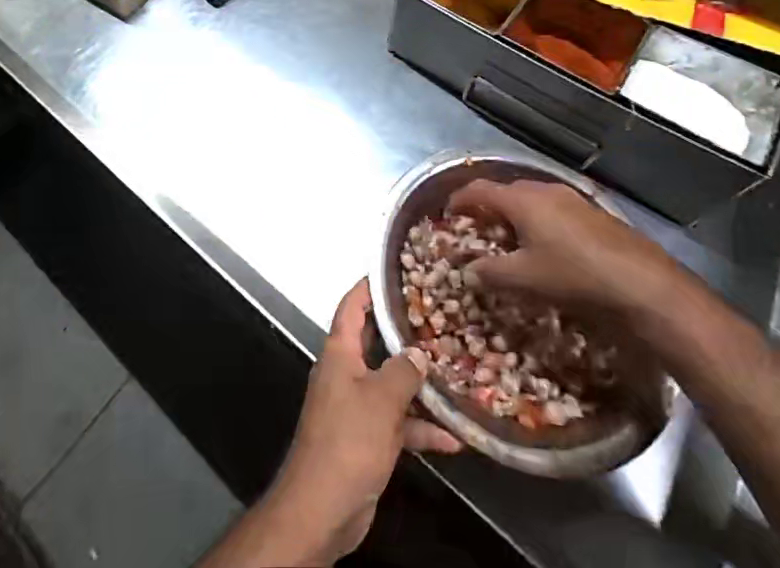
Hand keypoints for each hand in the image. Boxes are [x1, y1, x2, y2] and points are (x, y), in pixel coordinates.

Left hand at [201, 279, 460, 567]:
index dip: (368, 287)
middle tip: (438, 316)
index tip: (392, 272)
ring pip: (392, 385)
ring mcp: (356, 407)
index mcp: (339, 354)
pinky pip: (398, 424)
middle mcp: (345, 374)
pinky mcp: (367, 438)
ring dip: (420, 385)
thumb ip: (403, 371)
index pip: (350, 307)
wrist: (323, 507)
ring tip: (456, 371)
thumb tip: (419, 352)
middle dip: (403, 332)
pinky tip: (455, 438)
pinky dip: (422, 428)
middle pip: (375, 343)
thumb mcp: (380, 400)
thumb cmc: (348, 441)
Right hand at [449, 178, 685, 316]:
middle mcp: (545, 191)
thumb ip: (491, 271)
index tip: (448, 212)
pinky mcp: (594, 213)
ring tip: (511, 238)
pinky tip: (547, 245)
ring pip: (533, 199)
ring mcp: (573, 199)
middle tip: (478, 228)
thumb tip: (469, 269)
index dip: (460, 199)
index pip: (479, 190)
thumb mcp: (524, 279)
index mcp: (522, 200)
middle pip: (506, 191)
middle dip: (488, 206)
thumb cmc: (574, 275)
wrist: (643, 284)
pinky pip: (554, 209)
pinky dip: (540, 221)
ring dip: (516, 213)